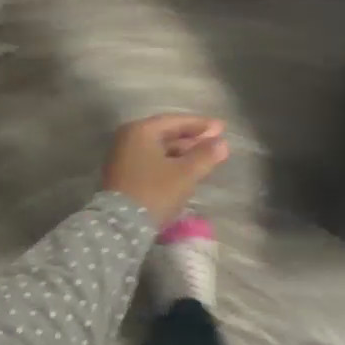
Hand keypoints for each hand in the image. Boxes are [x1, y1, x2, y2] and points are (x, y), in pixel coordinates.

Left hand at [102, 114, 229, 225]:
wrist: (122, 223)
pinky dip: (169, 161)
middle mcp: (128, 138)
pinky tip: (185, 168)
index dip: (200, 124)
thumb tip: (222, 142)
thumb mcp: (185, 174)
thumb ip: (205, 156)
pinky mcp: (123, 173)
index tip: (222, 127)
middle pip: (165, 133)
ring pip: (158, 148)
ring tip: (205, 155)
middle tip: (216, 140)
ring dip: (182, 150)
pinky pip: (151, 159)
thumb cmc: (155, 192)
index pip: (174, 121)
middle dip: (192, 137)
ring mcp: (123, 155)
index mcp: (141, 131)